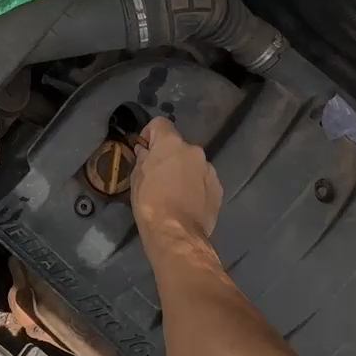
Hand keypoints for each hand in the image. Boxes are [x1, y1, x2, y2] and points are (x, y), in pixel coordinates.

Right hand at [131, 117, 222, 244]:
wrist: (176, 232)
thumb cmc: (150, 201)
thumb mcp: (137, 177)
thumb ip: (143, 158)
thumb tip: (145, 151)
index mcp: (171, 143)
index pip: (160, 123)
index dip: (150, 134)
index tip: (145, 151)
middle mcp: (194, 150)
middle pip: (178, 145)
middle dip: (169, 156)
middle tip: (159, 175)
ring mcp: (209, 169)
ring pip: (193, 163)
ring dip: (184, 171)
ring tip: (175, 192)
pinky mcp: (218, 188)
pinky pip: (203, 179)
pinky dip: (196, 185)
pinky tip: (188, 202)